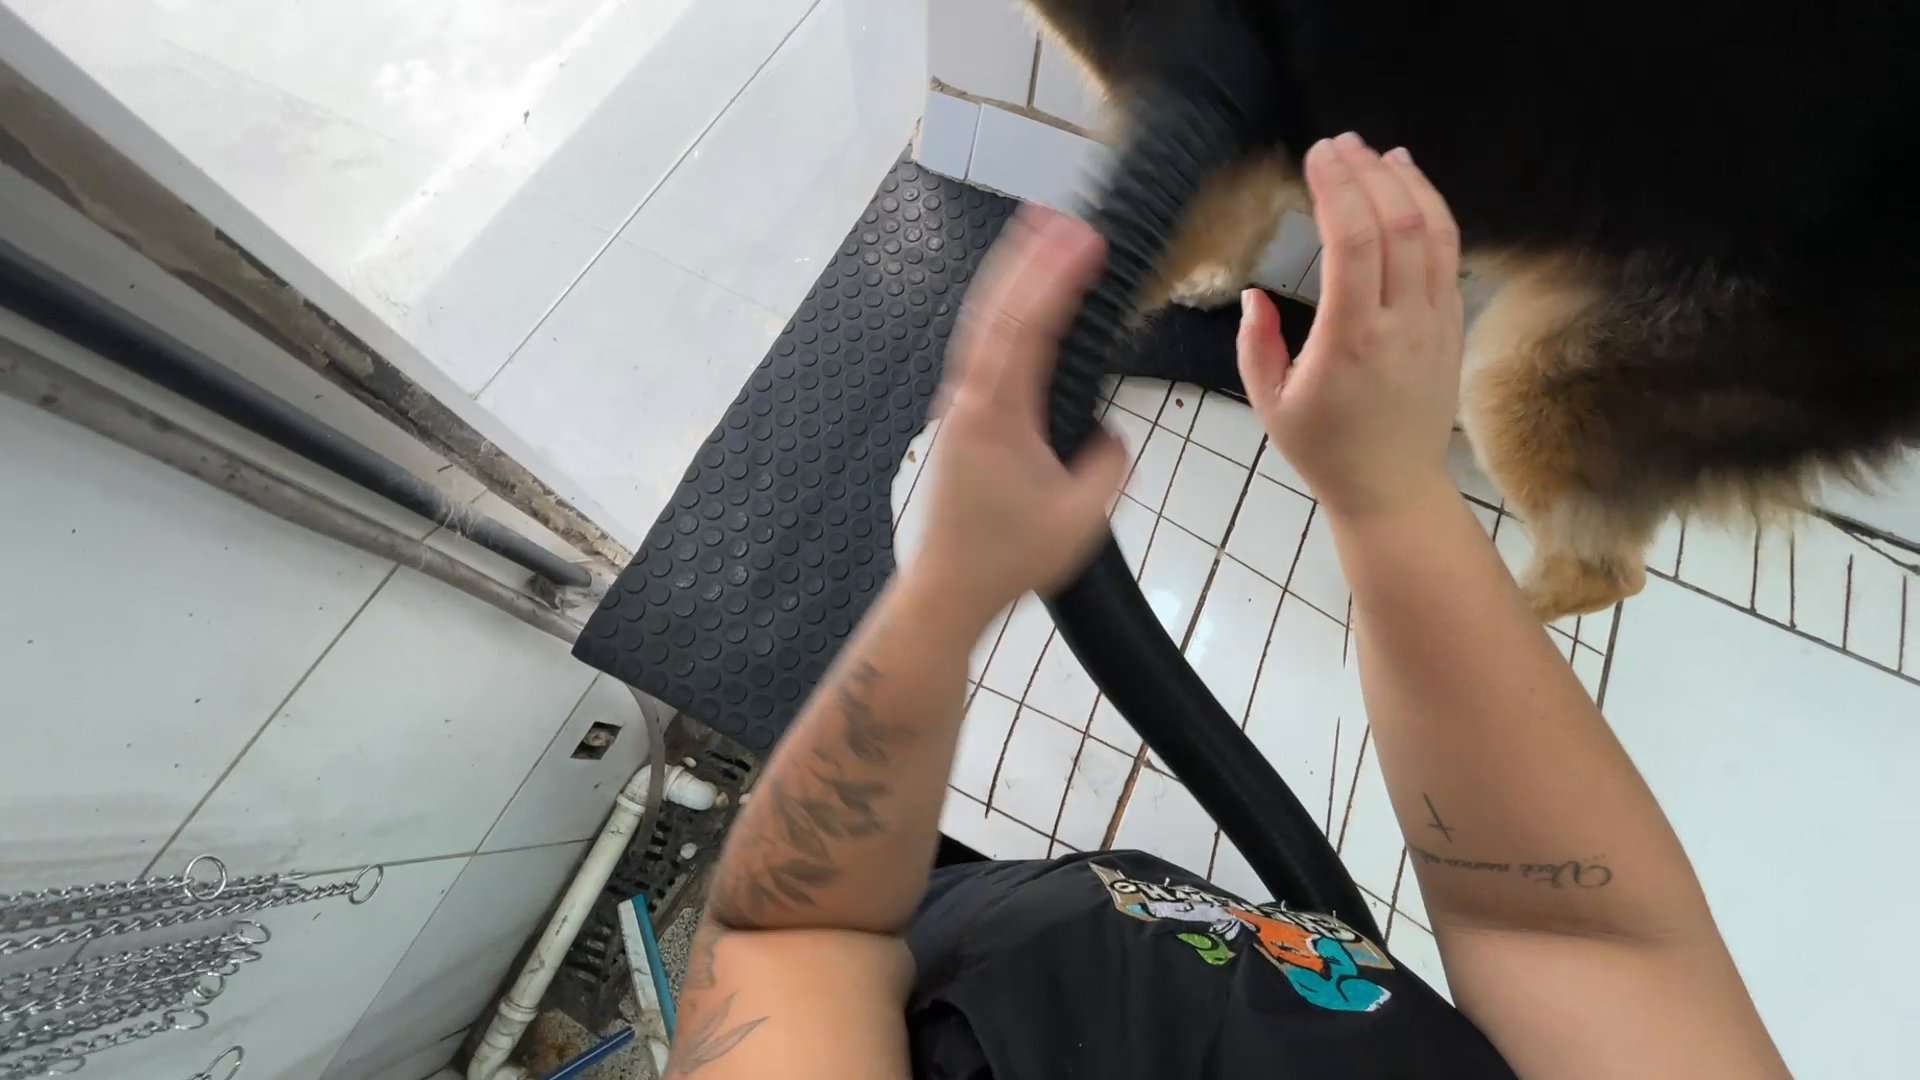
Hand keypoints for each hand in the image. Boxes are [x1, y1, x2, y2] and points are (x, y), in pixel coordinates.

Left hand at [912, 207, 1129, 617]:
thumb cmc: (1009, 557)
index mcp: (997, 414)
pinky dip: (1000, 320)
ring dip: (1008, 283)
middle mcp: (969, 400)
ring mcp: (958, 409)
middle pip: (994, 313)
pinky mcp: (959, 424)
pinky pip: (980, 355)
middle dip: (1026, 259)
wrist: (949, 586)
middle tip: (1057, 215)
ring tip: (1035, 242)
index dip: (1056, 278)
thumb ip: (1107, 463)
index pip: (1027, 328)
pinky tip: (1015, 316)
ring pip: (981, 330)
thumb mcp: (1080, 516)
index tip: (1086, 239)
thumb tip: (1108, 434)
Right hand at [1238, 133, 1464, 520]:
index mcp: (1350, 342)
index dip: (1338, 190)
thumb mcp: (1268, 403)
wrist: (1390, 485)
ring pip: (1433, 230)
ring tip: (1378, 153)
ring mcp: (1436, 321)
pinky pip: (1448, 254)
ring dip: (1407, 183)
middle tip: (1338, 144)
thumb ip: (1255, 345)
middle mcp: (1401, 322)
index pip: (1354, 243)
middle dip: (1367, 173)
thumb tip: (1255, 295)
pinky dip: (1432, 211)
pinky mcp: (1452, 324)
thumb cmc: (1322, 448)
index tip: (1317, 157)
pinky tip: (1411, 191)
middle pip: (1397, 223)